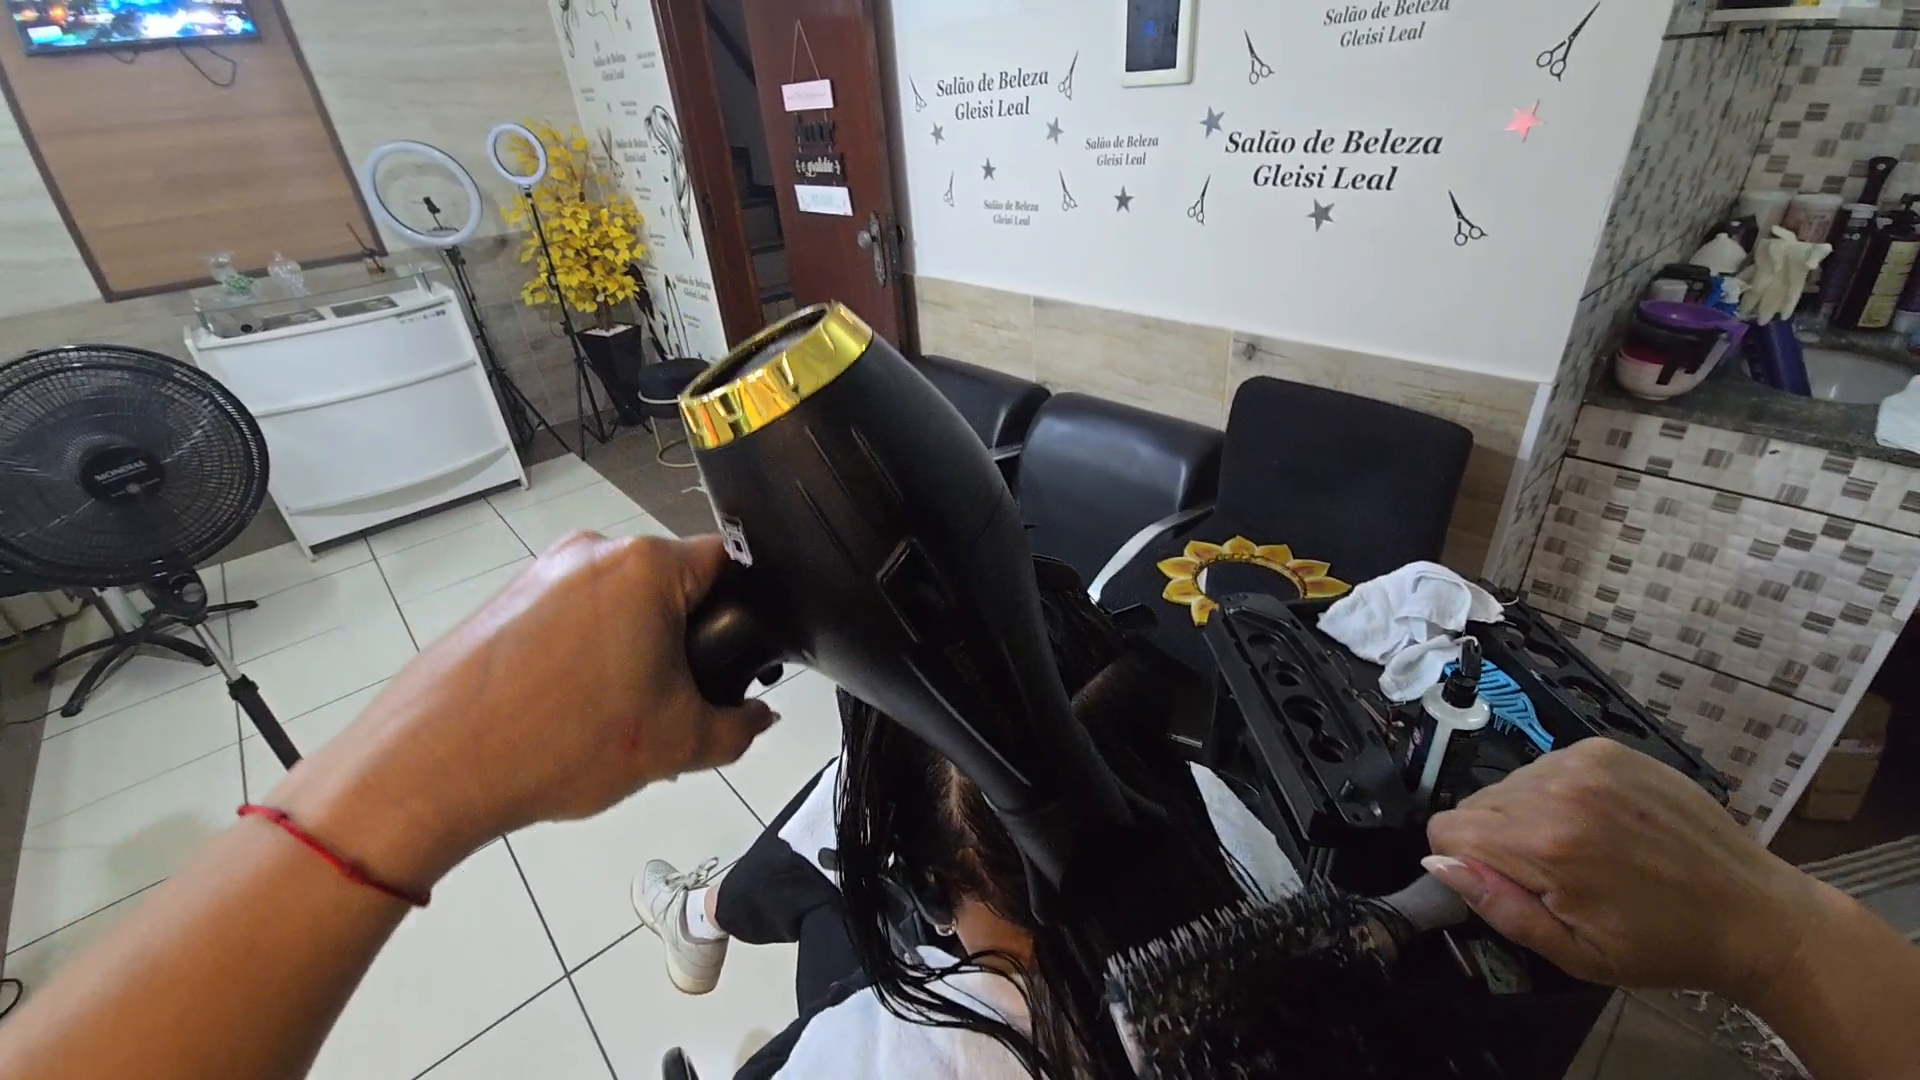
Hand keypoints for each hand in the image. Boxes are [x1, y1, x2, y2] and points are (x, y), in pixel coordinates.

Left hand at [269, 533, 776, 889]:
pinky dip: (591, 648)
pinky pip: (575, 612)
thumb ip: (741, 728)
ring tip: (622, 711)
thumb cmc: (563, 742)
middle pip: (672, 582)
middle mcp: (595, 550)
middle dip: (687, 634)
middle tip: (680, 696)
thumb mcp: (677, 744)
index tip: (737, 653)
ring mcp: (543, 570)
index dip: (744, 608)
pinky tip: (573, 705)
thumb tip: (760, 717)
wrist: (425, 770)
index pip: (726, 562)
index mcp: (646, 566)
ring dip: (638, 643)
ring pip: (623, 599)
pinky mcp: (505, 597)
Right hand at [1425, 739, 1820, 1004]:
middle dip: (1497, 839)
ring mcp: (1580, 762)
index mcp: (1544, 844)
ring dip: (1526, 814)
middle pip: (1474, 805)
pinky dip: (1555, 792)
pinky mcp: (1602, 748)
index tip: (1509, 883)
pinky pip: (1542, 766)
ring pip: (1506, 785)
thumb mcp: (1576, 954)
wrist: (1762, 917)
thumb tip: (1438, 862)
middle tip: (1554, 872)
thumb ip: (1498, 906)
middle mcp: (1554, 790)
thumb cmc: (1663, 946)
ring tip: (1581, 845)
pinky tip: (1598, 820)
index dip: (1466, 861)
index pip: (1446, 829)